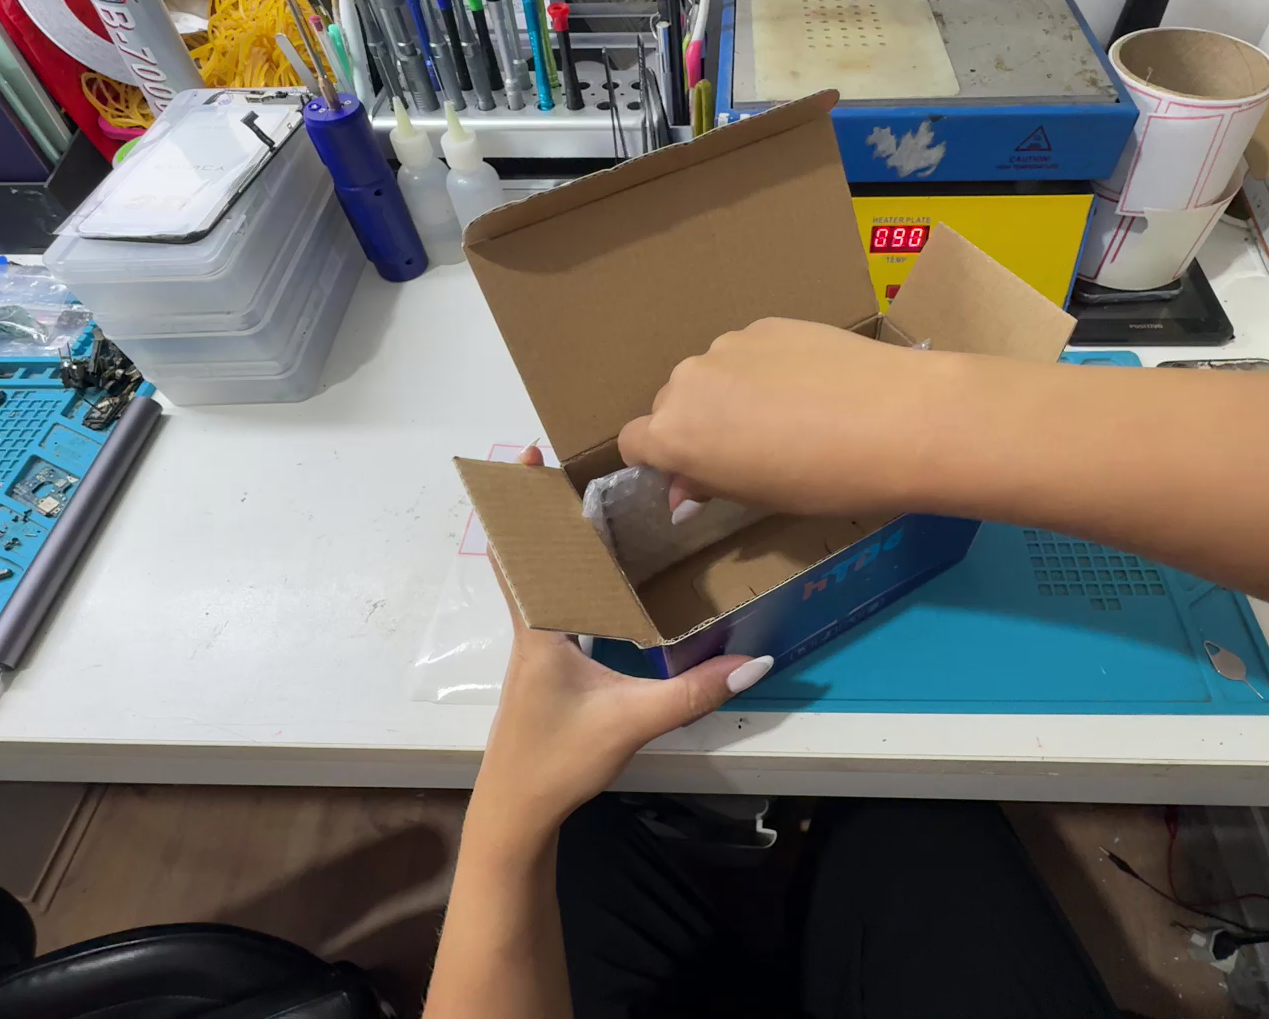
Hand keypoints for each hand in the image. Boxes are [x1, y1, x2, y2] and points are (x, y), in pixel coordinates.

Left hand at [469, 445, 774, 850]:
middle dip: (542, 509)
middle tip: (567, 469)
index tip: (526, 454)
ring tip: (585, 513)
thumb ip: (693, 692)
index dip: (522, 503)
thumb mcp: (632, 723)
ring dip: (553, 544)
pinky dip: (563, 580)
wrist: (514, 813)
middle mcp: (531, 629)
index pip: (526, 550)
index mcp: (542, 628)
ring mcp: (532, 651)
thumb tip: (755, 661)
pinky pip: (549, 607)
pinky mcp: (541, 670)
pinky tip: (591, 585)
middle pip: (529, 553)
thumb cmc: (558, 760)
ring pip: (538, 580)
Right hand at [618, 318, 970, 516]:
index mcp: (674, 432)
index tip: (692, 472)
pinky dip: (762, 369)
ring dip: (728, 394)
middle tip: (746, 449)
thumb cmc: (821, 479)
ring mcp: (728, 345)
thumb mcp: (757, 496)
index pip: (634, 442)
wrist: (898, 419)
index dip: (658, 460)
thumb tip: (684, 487)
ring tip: (787, 414)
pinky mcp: (767, 322)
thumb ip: (708, 483)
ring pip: (710, 374)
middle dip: (695, 425)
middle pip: (671, 404)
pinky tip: (810, 385)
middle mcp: (687, 380)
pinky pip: (747, 352)